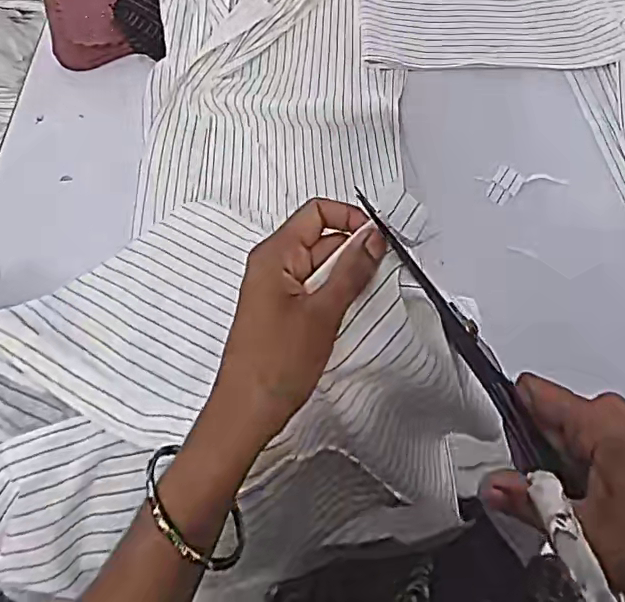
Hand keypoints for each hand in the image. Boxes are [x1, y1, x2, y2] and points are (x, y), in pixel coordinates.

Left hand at [200, 199, 386, 457]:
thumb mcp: (323, 312)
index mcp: (274, 254)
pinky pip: (312, 284)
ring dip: (344, 271)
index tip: (376, 235)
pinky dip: (332, 290)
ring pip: (318, 262)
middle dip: (352, 246)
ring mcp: (274, 285)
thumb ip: (351, 270)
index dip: (349, 218)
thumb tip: (371, 238)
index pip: (317, 212)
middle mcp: (271, 263)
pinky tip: (345, 308)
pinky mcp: (280, 307)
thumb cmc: (272, 367)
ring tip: (362, 293)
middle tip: (379, 265)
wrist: (245, 412)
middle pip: (320, 235)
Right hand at [483, 375, 624, 601]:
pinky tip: (578, 506)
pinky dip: (564, 474)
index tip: (492, 434)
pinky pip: (571, 447)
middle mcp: (607, 415)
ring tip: (567, 508)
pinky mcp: (617, 447)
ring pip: (554, 435)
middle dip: (530, 454)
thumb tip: (492, 485)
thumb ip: (528, 502)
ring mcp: (614, 430)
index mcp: (599, 419)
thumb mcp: (584, 532)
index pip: (529, 390)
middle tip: (542, 494)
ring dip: (548, 469)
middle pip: (539, 416)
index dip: (506, 412)